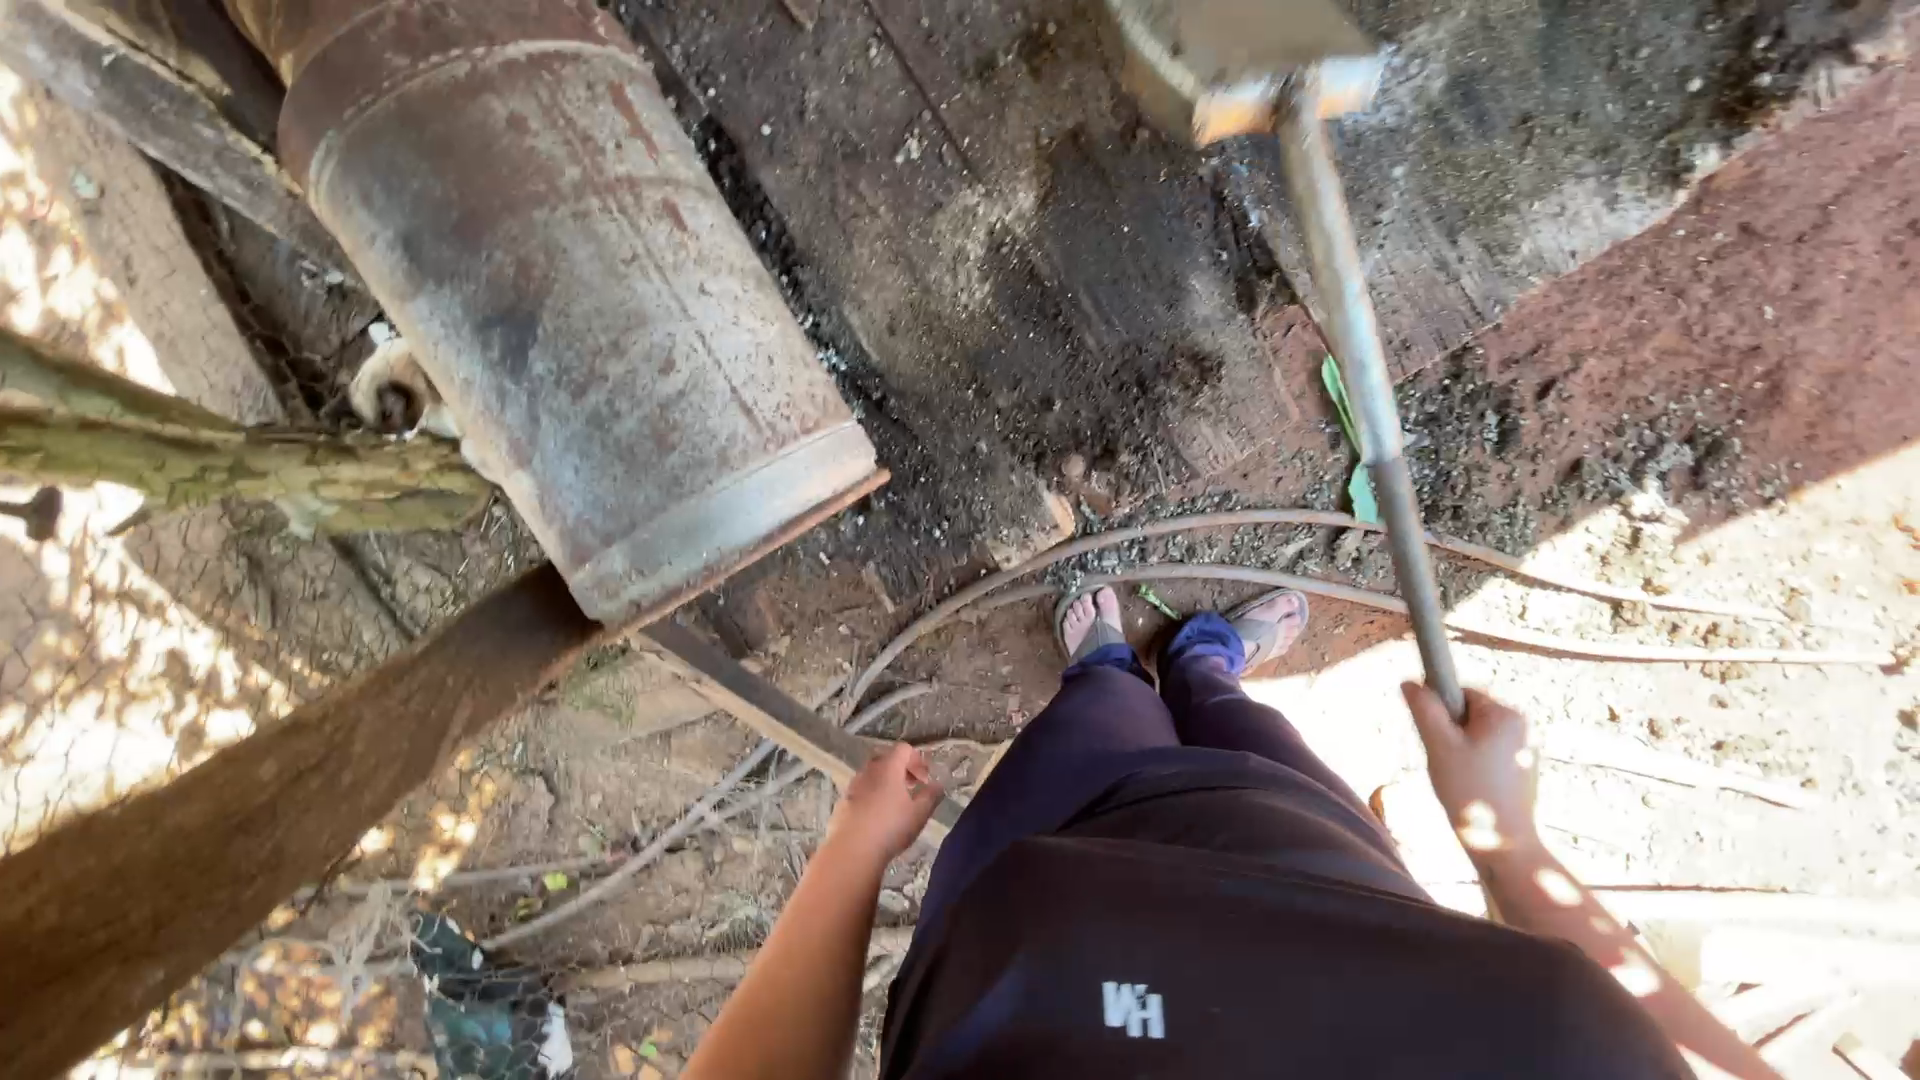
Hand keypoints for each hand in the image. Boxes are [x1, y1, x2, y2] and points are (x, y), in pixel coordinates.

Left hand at [827, 743, 944, 863]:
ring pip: (872, 775)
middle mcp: (868, 771)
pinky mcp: (842, 802)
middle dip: (901, 770)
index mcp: (888, 768)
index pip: (903, 749)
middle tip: (912, 787)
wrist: (851, 851)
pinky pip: (861, 791)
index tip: (925, 778)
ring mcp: (852, 786)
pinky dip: (872, 795)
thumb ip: (931, 796)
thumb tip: (938, 785)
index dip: (917, 759)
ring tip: (895, 804)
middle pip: (886, 759)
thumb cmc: (890, 828)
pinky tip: (877, 817)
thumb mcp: (919, 813)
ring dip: (885, 783)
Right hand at [1401, 683, 1540, 858]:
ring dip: (1459, 748)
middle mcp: (1523, 726)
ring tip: (1457, 776)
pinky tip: (1471, 785)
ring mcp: (1527, 748)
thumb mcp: (1438, 744)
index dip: (1440, 712)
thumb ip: (1423, 708)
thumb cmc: (1468, 789)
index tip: (1436, 739)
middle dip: (1449, 732)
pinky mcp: (1525, 769)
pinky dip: (1474, 762)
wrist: (1501, 842)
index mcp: (1506, 714)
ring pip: (1476, 734)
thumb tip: (1409, 681)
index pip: (1460, 692)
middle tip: (1444, 760)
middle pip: (1468, 713)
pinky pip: (1489, 751)